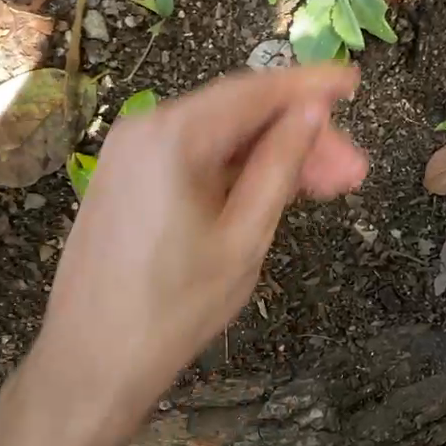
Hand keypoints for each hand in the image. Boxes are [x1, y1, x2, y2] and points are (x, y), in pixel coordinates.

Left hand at [31, 65, 365, 435]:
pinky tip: (274, 192)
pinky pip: (195, 158)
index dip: (311, 86)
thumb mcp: (244, 238)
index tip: (354, 82)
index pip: (256, 92)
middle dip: (301, 137)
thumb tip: (312, 112)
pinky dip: (238, 170)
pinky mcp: (126, 179)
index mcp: (173, 137)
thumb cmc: (174, 309)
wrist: (92, 363)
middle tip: (353, 173)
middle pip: (240, 114)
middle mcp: (145, 130)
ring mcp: (130, 154)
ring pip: (221, 138)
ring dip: (274, 156)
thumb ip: (280, 165)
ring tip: (327, 188)